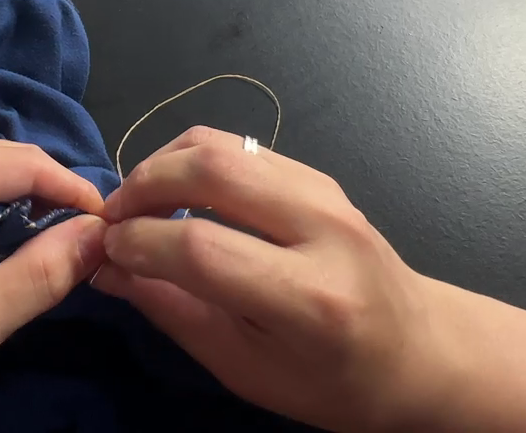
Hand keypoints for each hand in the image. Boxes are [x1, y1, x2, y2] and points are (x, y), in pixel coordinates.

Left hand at [0, 140, 108, 432]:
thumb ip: (43, 271)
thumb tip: (102, 234)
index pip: (25, 163)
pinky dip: (13, 216)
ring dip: (39, 206)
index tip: (117, 229)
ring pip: (0, 179)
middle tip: (102, 240)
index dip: (75, 191)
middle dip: (59, 195)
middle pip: (13, 163)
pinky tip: (33, 245)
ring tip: (78, 244)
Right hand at [92, 126, 449, 432]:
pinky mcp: (314, 171)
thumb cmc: (332, 381)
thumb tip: (107, 267)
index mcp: (311, 300)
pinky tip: (174, 187)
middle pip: (211, 172)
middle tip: (113, 214)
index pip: (203, 249)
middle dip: (144, 185)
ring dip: (161, 163)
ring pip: (219, 145)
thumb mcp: (248, 369)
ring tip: (137, 198)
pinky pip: (235, 143)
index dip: (140, 242)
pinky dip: (188, 157)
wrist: (419, 351)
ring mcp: (322, 189)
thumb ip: (173, 311)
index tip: (106, 248)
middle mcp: (322, 228)